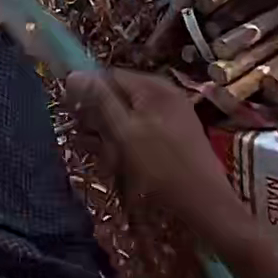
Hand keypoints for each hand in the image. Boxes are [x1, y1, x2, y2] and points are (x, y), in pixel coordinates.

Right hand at [67, 69, 248, 233]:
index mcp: (153, 87)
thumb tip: (73, 74)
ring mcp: (171, 115)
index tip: (72, 115)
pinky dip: (127, 146)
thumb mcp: (125, 132)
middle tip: (90, 142)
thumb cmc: (162, 167)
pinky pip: (141, 132)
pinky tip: (122, 166)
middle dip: (99, 118)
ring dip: (110, 136)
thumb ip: (100, 101)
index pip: (109, 75)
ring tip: (109, 160)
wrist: (206, 204)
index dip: (87, 92)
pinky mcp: (173, 136)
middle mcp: (163, 95)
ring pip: (127, 117)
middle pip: (118, 96)